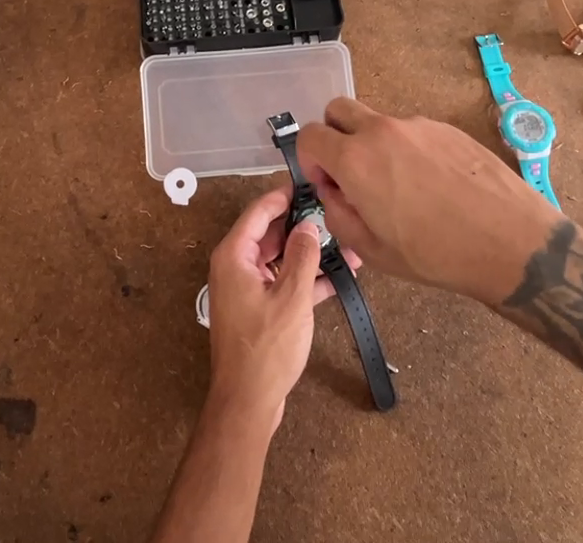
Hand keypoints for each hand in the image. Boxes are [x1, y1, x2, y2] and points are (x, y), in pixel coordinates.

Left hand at [205, 188, 352, 433]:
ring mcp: (247, 288)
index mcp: (234, 255)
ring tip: (348, 243)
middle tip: (335, 211)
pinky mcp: (260, 309)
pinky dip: (308, 278)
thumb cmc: (266, 347)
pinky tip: (341, 275)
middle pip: (271, 233)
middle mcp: (236, 266)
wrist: (248, 401)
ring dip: (310, 253)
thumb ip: (302, 255)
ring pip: (281, 258)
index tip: (310, 181)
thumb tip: (308, 225)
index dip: (284, 194)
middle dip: (303, 224)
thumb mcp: (291, 296)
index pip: (259, 211)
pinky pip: (284, 282)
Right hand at [297, 97, 564, 304]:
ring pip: (377, 122)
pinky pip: (412, 132)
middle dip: (334, 136)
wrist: (511, 242)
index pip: (310, 135)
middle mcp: (382, 131)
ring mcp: (417, 125)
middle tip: (352, 173)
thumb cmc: (436, 254)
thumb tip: (333, 191)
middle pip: (338, 110)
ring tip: (403, 188)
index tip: (327, 183)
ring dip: (374, 145)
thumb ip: (337, 214)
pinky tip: (434, 186)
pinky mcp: (447, 128)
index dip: (310, 160)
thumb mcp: (372, 250)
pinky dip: (409, 150)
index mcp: (355, 159)